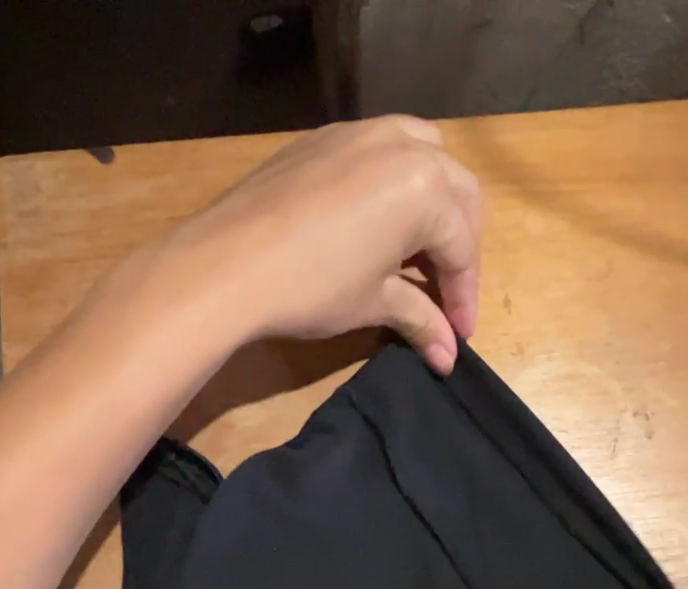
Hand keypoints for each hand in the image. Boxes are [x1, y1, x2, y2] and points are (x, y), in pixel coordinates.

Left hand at [152, 115, 481, 372]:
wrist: (223, 266)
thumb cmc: (310, 288)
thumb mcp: (374, 304)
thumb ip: (421, 320)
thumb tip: (449, 356)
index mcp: (426, 188)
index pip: (462, 248)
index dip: (464, 297)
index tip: (459, 335)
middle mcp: (403, 146)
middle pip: (456, 193)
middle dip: (458, 245)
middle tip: (445, 288)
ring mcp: (361, 133)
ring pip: (424, 154)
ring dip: (434, 199)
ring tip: (419, 244)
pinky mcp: (323, 138)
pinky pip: (380, 148)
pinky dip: (395, 179)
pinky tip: (377, 216)